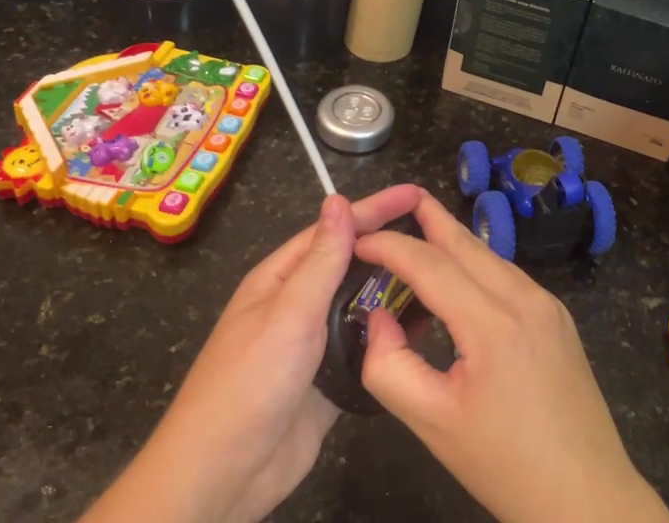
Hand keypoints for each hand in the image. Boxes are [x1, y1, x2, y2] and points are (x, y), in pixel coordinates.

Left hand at [83, 183, 425, 522]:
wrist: (224, 473)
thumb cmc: (250, 382)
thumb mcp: (288, 312)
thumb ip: (320, 260)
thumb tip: (338, 200)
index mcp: (281, 279)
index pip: (335, 231)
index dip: (375, 209)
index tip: (415, 194)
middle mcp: (298, 304)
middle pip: (352, 265)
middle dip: (391, 247)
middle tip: (441, 236)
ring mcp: (314, 344)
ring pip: (362, 306)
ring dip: (395, 292)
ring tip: (444, 278)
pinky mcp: (330, 381)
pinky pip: (366, 348)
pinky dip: (392, 336)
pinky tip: (425, 330)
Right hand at [353, 193, 668, 522]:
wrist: (586, 494)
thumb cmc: (504, 464)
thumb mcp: (432, 423)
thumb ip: (390, 366)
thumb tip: (379, 317)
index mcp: (494, 324)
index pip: (431, 265)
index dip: (390, 246)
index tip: (356, 238)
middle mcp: (527, 299)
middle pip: (467, 245)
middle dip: (428, 217)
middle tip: (392, 197)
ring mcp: (549, 306)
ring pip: (490, 257)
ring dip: (451, 241)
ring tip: (416, 230)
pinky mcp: (558, 318)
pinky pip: (508, 277)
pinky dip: (475, 266)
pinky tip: (456, 276)